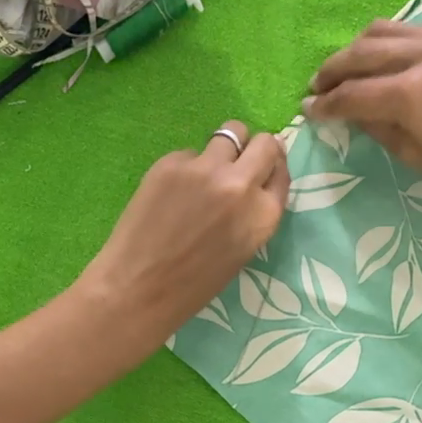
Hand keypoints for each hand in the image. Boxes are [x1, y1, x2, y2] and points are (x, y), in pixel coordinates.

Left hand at [73, 120, 289, 354]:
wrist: (139, 289)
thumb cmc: (192, 286)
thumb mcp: (240, 253)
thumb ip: (252, 215)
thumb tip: (250, 186)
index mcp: (263, 215)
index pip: (281, 171)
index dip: (271, 169)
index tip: (260, 171)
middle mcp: (240, 185)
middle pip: (263, 143)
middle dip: (254, 148)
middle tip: (238, 162)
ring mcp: (205, 169)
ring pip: (228, 134)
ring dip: (221, 150)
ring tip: (203, 175)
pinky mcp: (172, 163)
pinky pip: (189, 153)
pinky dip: (185, 168)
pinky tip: (170, 194)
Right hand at [304, 20, 421, 200]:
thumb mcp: (416, 155)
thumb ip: (378, 128)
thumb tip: (350, 112)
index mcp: (411, 94)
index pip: (352, 94)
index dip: (325, 104)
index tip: (306, 110)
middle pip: (360, 54)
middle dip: (332, 71)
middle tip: (315, 88)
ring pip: (381, 31)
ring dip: (354, 50)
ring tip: (341, 70)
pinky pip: (406, 29)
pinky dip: (383, 41)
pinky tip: (376, 60)